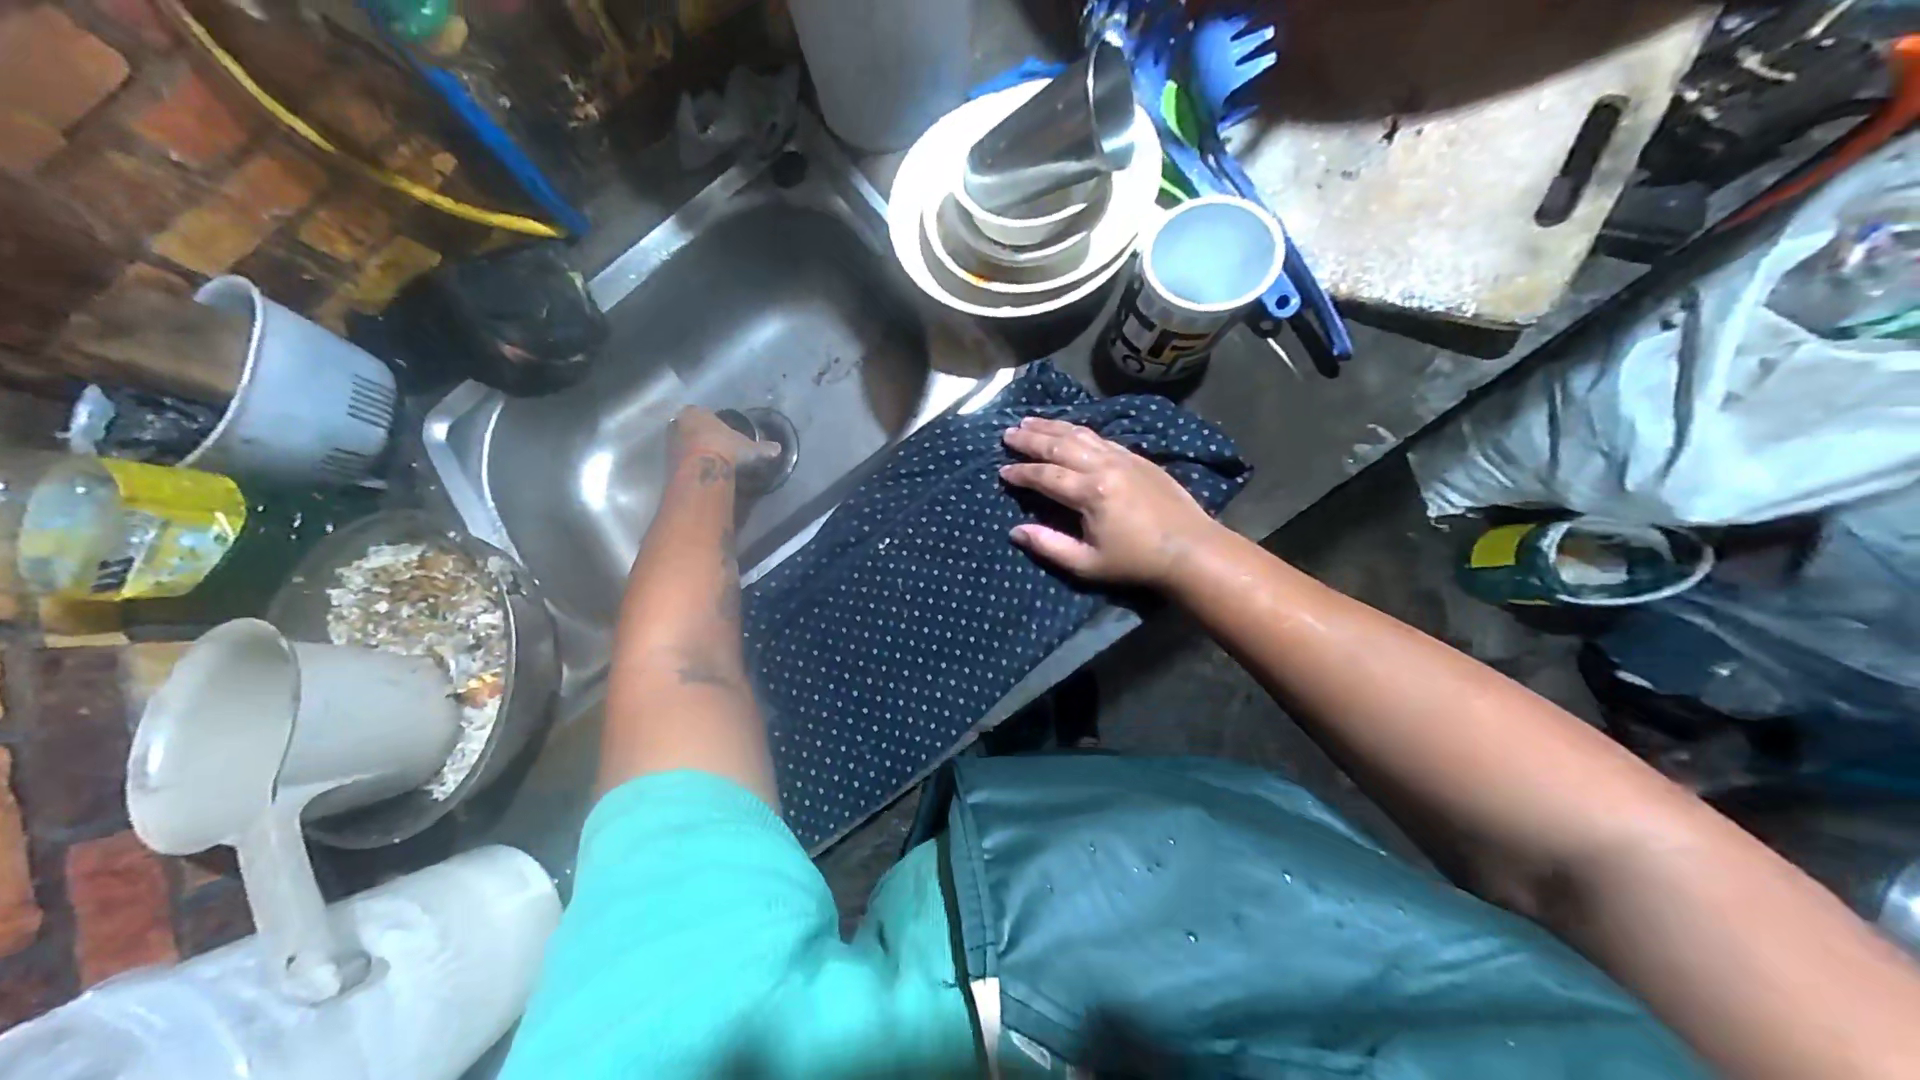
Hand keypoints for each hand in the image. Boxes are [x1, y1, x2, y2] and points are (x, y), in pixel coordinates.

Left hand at [670, 407, 777, 479]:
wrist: (702, 470)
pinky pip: (678, 458)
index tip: (720, 433)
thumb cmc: (725, 449)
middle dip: (697, 434)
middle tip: (712, 446)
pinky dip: (686, 463)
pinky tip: (698, 471)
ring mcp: (670, 442)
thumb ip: (762, 448)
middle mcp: (679, 423)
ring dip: (690, 449)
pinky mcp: (666, 460)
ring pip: (681, 442)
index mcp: (697, 413)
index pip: (702, 413)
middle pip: (688, 426)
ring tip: (705, 461)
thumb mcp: (748, 448)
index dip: (711, 422)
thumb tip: (778, 449)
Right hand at [1000, 416, 1222, 586]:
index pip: (1045, 476)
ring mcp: (1122, 458)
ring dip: (1051, 427)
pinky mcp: (1136, 457)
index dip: (1021, 473)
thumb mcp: (1087, 563)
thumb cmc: (1136, 561)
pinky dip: (1077, 430)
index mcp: (1090, 493)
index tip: (1003, 471)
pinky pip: (1100, 437)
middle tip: (1007, 433)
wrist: (1190, 548)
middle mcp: (1104, 467)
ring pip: (1080, 434)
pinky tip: (1067, 429)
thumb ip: (1049, 546)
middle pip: (1059, 445)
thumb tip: (1016, 531)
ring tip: (1029, 421)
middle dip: (1030, 439)